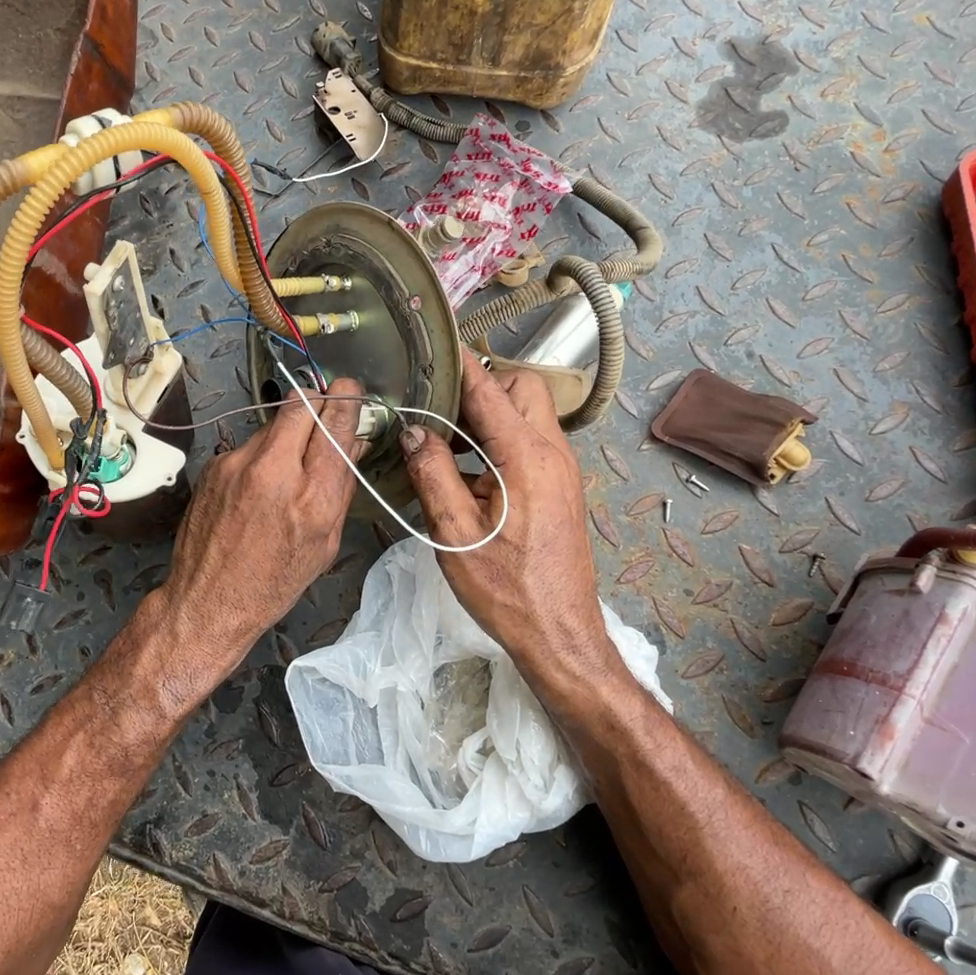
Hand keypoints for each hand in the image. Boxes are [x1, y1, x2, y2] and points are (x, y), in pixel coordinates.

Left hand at [140, 378, 366, 680]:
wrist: (208, 600)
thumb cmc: (274, 581)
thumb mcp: (325, 542)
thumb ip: (341, 486)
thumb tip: (354, 441)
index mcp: (312, 497)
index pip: (336, 423)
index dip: (347, 400)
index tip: (351, 390)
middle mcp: (273, 471)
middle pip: (302, 402)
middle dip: (318, 401)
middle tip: (326, 410)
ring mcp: (237, 463)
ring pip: (273, 421)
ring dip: (289, 431)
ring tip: (289, 464)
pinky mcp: (214, 465)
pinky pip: (249, 444)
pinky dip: (261, 453)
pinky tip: (258, 484)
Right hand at [398, 350, 619, 691]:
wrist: (559, 632)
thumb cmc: (506, 589)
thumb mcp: (454, 534)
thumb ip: (432, 475)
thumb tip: (414, 432)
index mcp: (526, 458)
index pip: (490, 391)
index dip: (459, 365)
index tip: (434, 343)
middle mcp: (551, 454)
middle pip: (521, 388)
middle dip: (481, 386)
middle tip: (437, 408)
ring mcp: (561, 470)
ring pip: (528, 413)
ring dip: (489, 414)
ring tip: (444, 436)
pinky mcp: (559, 486)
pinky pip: (529, 440)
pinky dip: (498, 437)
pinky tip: (465, 466)